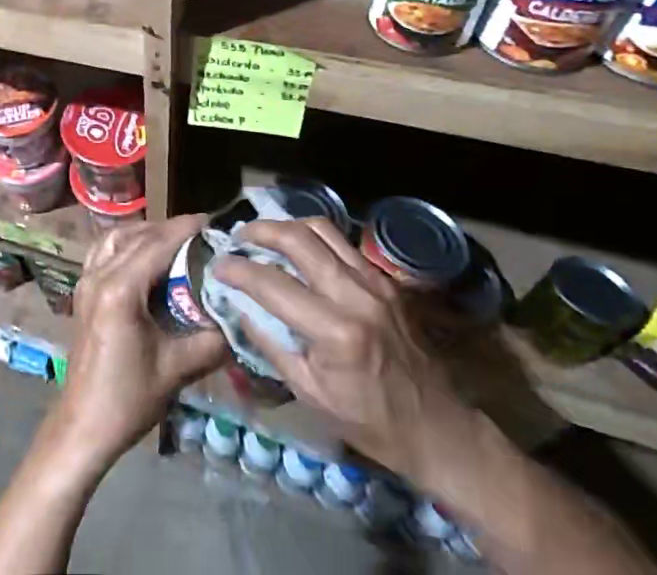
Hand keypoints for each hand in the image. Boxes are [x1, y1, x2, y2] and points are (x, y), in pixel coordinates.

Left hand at [43, 214, 229, 472]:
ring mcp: (85, 281)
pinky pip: (104, 252)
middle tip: (205, 237)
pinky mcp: (83, 292)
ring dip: (145, 235)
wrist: (85, 421)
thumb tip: (241, 314)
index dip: (186, 229)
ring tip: (178, 244)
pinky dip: (126, 246)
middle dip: (169, 230)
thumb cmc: (129, 396)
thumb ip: (212, 339)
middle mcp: (98, 275)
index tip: (216, 222)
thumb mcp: (179, 368)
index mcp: (119, 289)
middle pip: (135, 236)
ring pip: (115, 239)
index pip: (156, 244)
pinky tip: (148, 260)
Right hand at [209, 217, 483, 481]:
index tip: (215, 265)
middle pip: (298, 239)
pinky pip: (343, 244)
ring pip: (323, 230)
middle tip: (237, 238)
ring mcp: (378, 284)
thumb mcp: (307, 392)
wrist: (442, 431)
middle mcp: (358, 297)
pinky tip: (298, 249)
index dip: (236, 269)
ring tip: (264, 235)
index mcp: (336, 332)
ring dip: (286, 226)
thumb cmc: (369, 421)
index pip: (271, 283)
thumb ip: (267, 342)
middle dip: (259, 231)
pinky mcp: (389, 282)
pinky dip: (313, 237)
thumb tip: (235, 305)